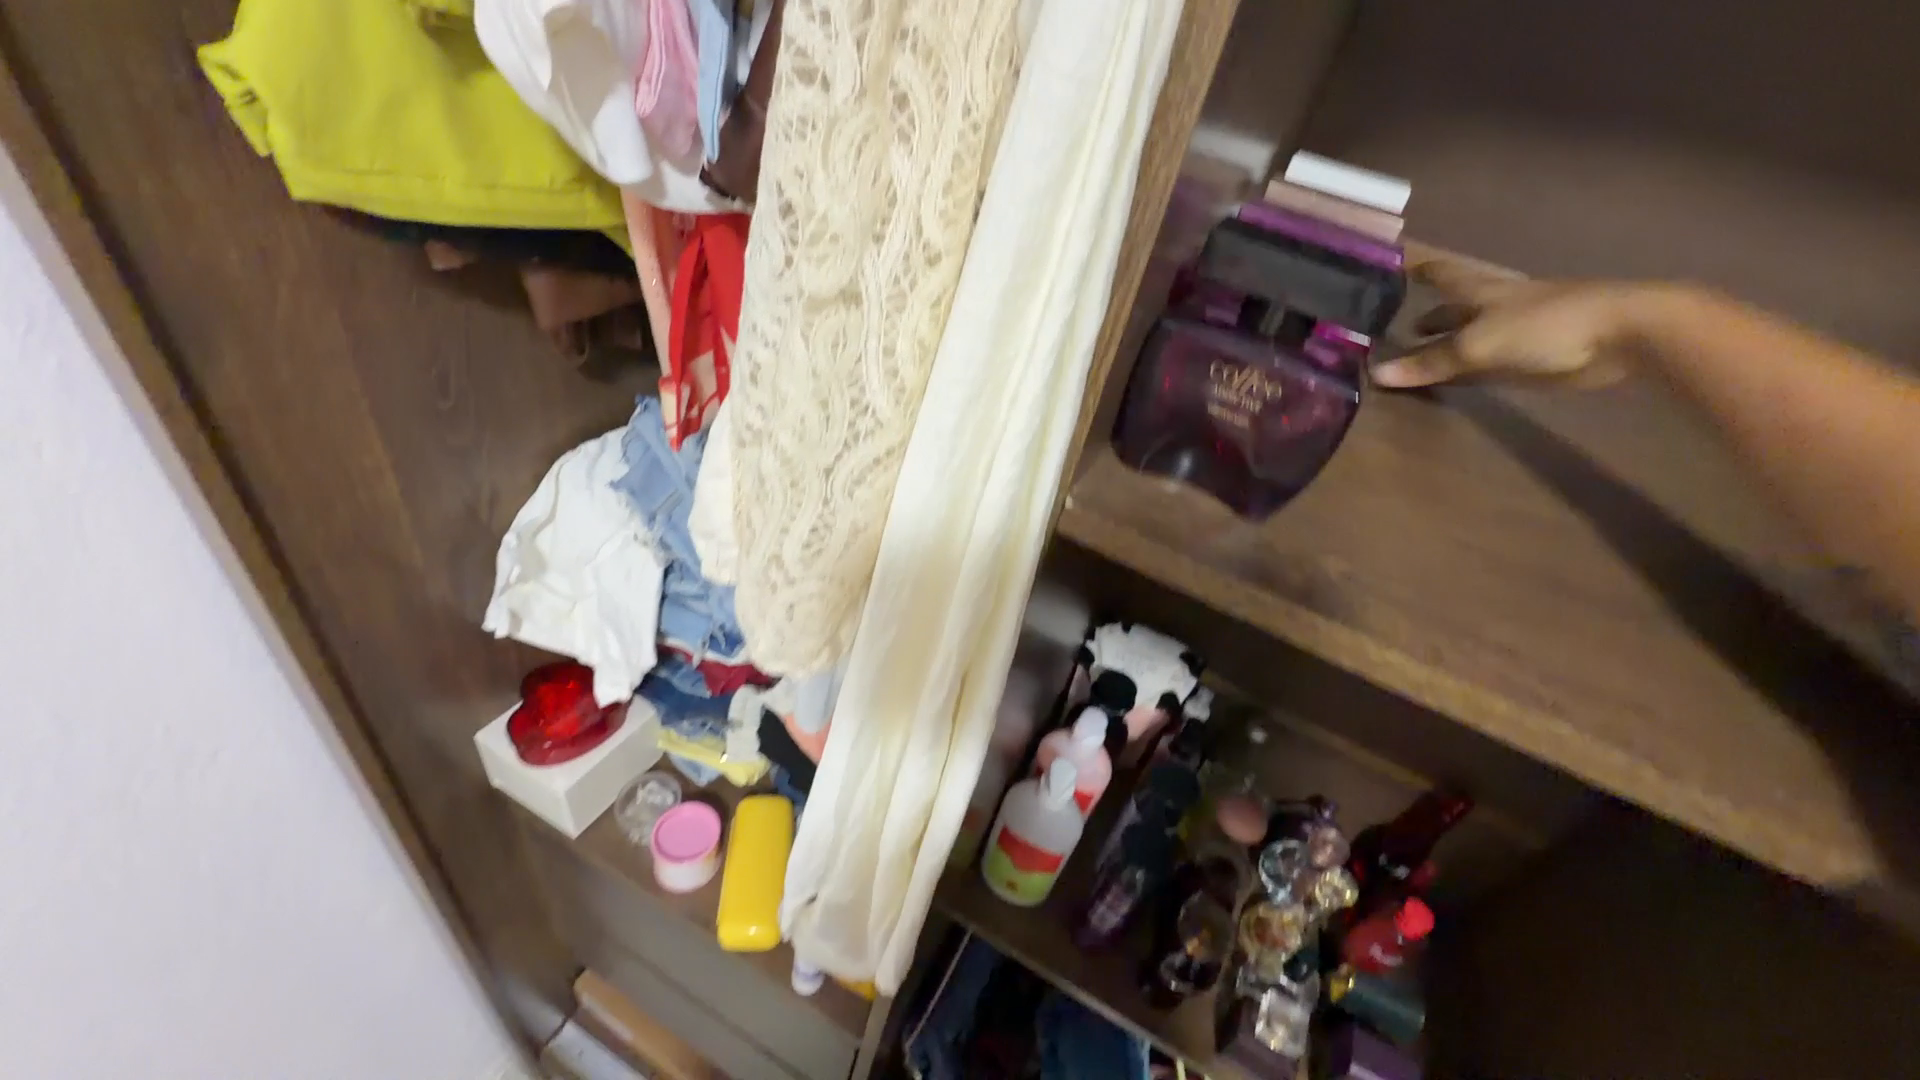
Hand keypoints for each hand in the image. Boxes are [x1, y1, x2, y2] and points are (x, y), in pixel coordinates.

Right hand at [1371, 257, 1652, 389]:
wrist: (1623, 334)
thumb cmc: (1544, 326)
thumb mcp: (1477, 346)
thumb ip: (1430, 362)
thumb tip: (1376, 374)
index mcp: (1480, 289)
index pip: (1441, 273)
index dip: (1417, 270)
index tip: (1393, 267)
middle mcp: (1494, 304)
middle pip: (1456, 304)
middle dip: (1430, 310)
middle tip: (1397, 321)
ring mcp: (1515, 328)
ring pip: (1470, 331)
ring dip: (1446, 338)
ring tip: (1416, 350)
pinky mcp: (1533, 353)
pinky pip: (1486, 358)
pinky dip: (1465, 364)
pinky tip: (1452, 375)